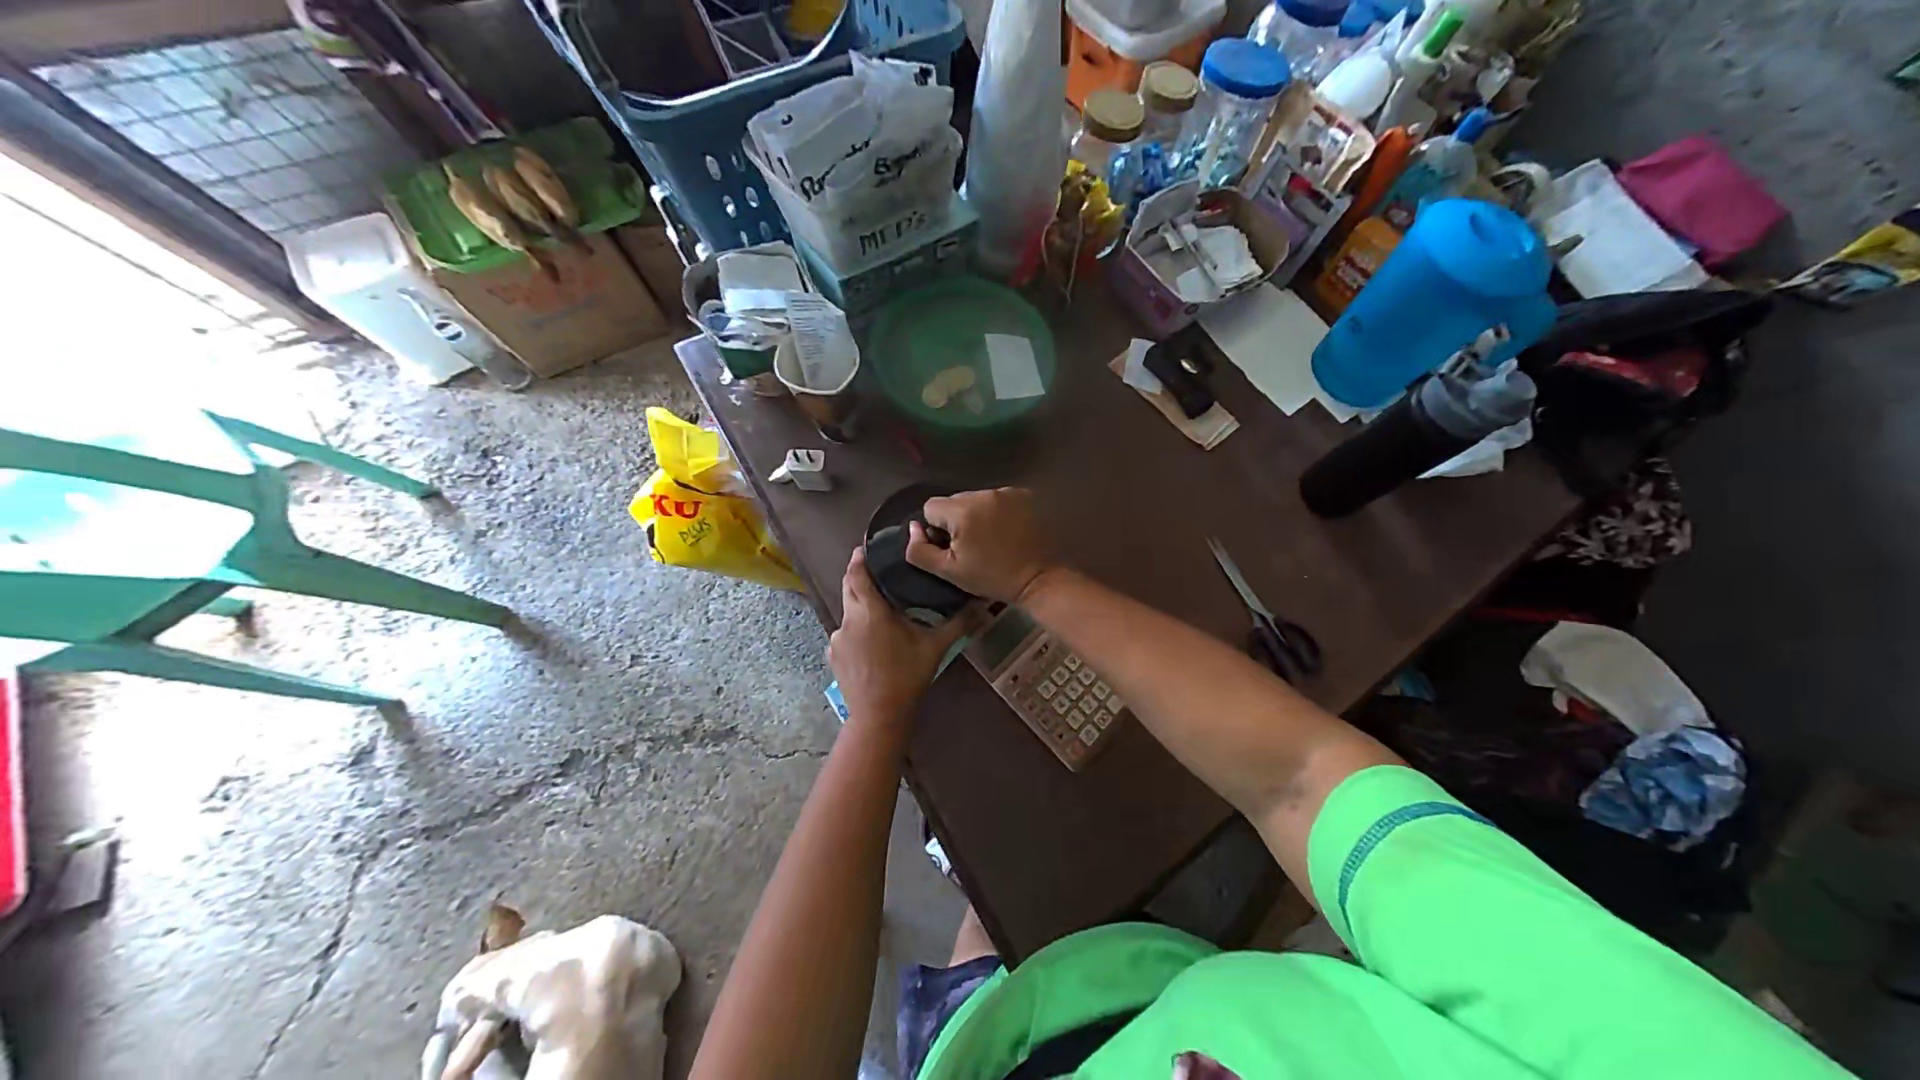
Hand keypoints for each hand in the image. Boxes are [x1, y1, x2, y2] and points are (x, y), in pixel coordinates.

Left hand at [829, 547, 975, 724]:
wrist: (879, 715)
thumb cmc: (908, 676)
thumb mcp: (936, 647)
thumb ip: (959, 623)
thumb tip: (984, 606)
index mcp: (871, 610)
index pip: (857, 572)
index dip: (860, 557)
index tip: (868, 548)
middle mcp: (849, 619)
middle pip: (848, 586)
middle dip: (859, 575)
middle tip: (878, 570)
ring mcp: (838, 638)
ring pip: (848, 611)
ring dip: (860, 604)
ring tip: (881, 609)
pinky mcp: (834, 655)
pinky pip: (845, 633)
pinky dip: (857, 629)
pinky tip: (873, 641)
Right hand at [906, 487, 1055, 603]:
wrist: (1038, 578)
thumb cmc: (991, 577)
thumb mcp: (949, 572)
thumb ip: (920, 550)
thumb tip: (914, 528)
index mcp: (963, 511)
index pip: (932, 507)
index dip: (937, 528)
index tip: (953, 546)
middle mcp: (984, 494)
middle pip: (954, 501)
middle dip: (957, 519)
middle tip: (972, 545)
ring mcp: (1006, 492)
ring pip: (976, 499)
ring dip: (977, 514)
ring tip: (991, 538)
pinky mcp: (1024, 495)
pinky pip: (998, 498)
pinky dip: (997, 510)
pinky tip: (1006, 530)